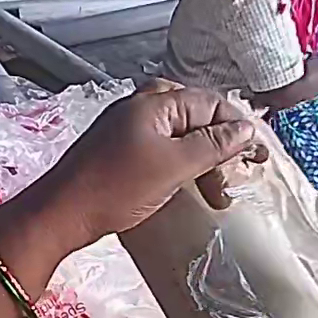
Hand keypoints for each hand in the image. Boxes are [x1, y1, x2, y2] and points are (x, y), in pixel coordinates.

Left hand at [30, 82, 265, 246]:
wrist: (60, 215)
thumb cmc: (114, 189)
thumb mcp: (173, 166)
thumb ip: (213, 145)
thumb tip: (245, 129)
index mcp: (154, 103)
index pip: (211, 103)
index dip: (238, 128)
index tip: (256, 158)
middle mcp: (141, 108)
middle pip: (195, 118)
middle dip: (219, 149)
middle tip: (231, 181)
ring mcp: (127, 130)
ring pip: (178, 137)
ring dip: (200, 162)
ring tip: (213, 195)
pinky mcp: (118, 152)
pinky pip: (160, 151)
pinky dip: (179, 168)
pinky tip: (184, 188)